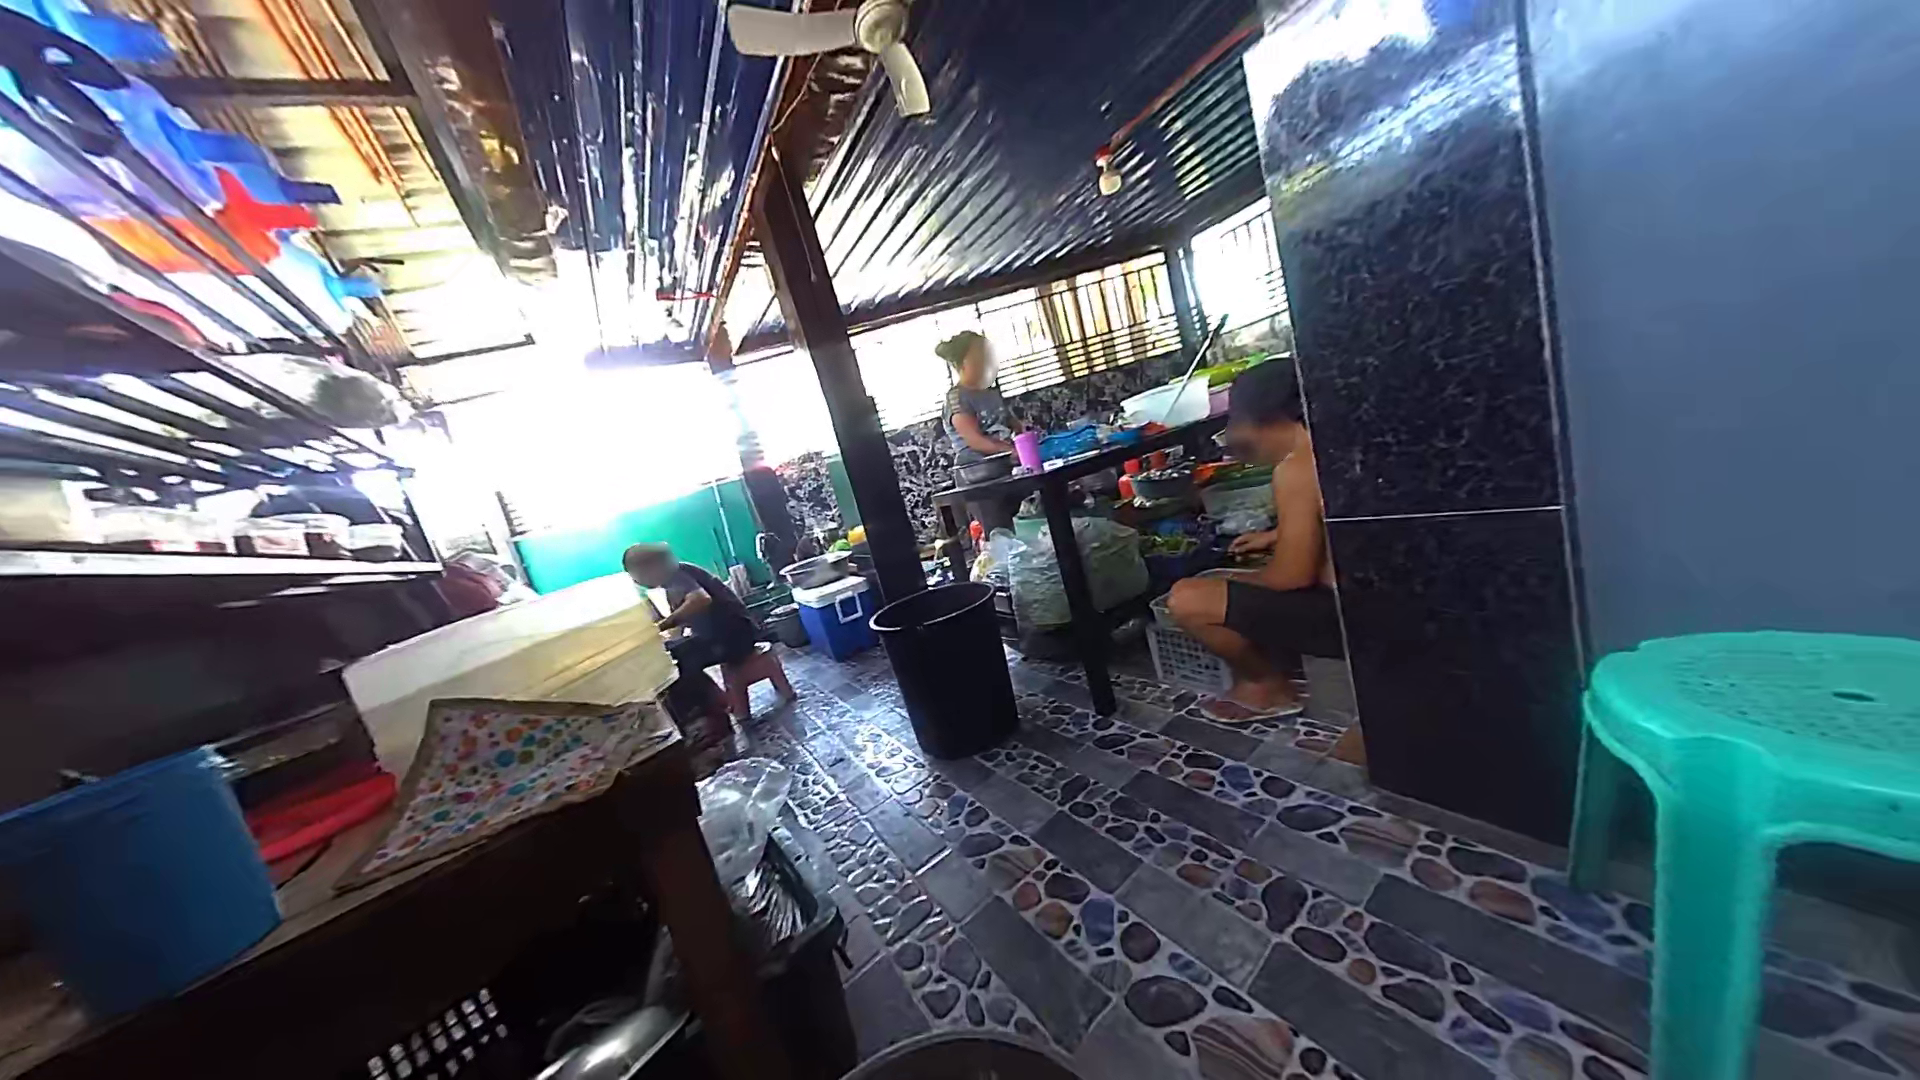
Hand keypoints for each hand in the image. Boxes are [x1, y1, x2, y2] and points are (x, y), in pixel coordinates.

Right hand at [1229, 530, 1276, 555]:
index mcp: (1245, 536)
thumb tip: (1234, 551)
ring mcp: (1252, 540)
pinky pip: (1249, 548)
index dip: (1232, 547)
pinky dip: (1247, 551)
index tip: (1229, 553)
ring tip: (1240, 558)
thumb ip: (1243, 548)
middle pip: (1239, 544)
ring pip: (1244, 546)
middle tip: (1235, 557)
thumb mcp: (1252, 545)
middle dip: (1236, 550)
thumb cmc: (1263, 541)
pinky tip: (1248, 555)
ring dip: (1242, 552)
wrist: (1274, 538)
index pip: (1235, 541)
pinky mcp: (1257, 544)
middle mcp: (1247, 538)